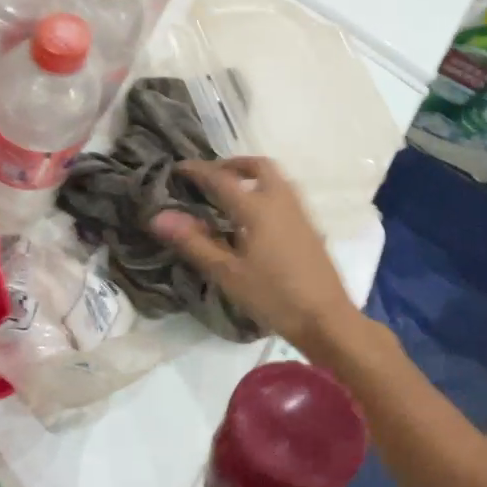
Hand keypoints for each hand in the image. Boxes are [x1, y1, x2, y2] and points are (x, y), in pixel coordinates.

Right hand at [151, 158, 361, 353]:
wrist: (327, 320)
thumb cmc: (273, 297)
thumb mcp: (226, 273)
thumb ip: (193, 242)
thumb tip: (159, 216)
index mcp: (257, 210)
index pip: (222, 179)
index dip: (198, 170)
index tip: (178, 168)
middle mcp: (281, 203)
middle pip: (259, 167)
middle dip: (232, 165)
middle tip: (211, 176)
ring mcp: (300, 214)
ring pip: (276, 179)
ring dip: (251, 176)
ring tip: (230, 192)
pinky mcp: (310, 229)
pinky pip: (285, 194)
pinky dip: (265, 190)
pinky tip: (254, 217)